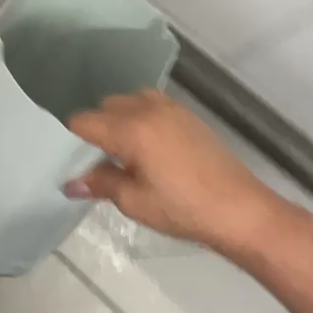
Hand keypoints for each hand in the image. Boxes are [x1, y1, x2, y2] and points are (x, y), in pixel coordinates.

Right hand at [63, 89, 287, 254]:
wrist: (243, 212)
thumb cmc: (183, 209)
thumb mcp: (134, 202)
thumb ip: (99, 184)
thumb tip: (69, 183)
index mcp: (130, 129)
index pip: (82, 121)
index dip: (71, 141)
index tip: (75, 162)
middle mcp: (147, 109)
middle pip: (103, 106)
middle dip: (96, 129)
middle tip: (102, 162)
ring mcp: (170, 109)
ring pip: (127, 101)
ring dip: (119, 120)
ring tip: (126, 152)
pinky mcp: (188, 116)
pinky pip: (150, 104)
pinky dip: (140, 117)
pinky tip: (150, 147)